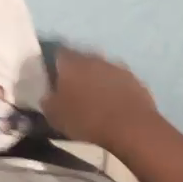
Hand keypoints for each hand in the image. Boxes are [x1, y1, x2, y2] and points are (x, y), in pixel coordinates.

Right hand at [42, 48, 161, 151]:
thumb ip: (47, 101)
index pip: (57, 53)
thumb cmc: (86, 119)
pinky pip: (118, 81)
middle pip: (81, 60)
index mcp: (71, 63)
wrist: (131, 128)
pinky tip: (112, 104)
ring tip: (92, 98)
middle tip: (70, 89)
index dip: (53, 63)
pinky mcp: (136, 80)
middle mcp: (94, 58)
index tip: (50, 76)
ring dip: (96, 79)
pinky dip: (113, 89)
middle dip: (75, 72)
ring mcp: (117, 68)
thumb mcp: (54, 116)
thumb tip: (47, 95)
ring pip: (101, 69)